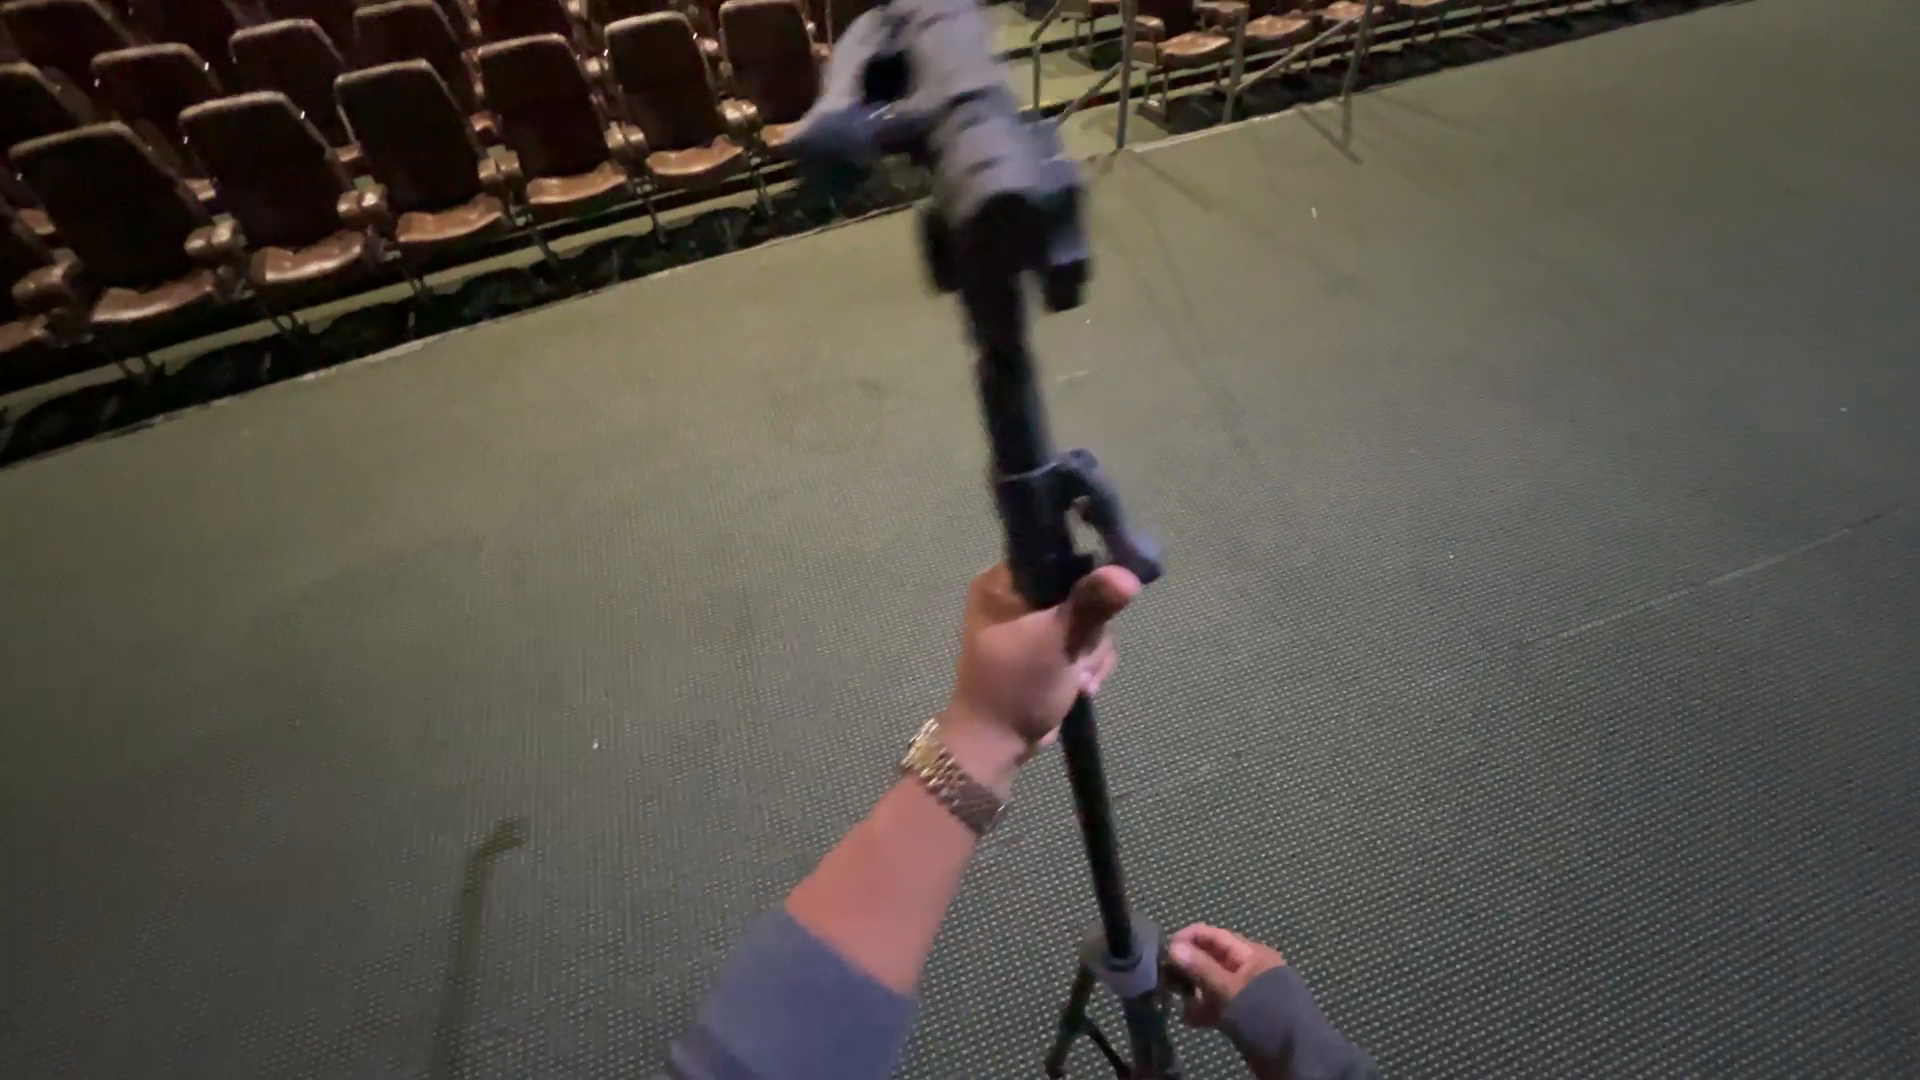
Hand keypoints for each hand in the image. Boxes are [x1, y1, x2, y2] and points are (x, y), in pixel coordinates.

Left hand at [937, 563, 1140, 795]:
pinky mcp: (1049, 649)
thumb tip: (1128, 574)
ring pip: (1089, 621)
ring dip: (1090, 655)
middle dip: (1089, 632)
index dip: (1083, 578)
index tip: (1093, 608)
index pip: (1055, 556)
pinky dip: (1088, 666)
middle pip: (1080, 592)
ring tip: (1076, 679)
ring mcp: (1034, 624)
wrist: (997, 743)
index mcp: (1002, 583)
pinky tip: (1080, 687)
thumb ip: (1090, 606)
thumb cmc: (1015, 687)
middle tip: (1076, 656)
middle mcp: (1016, 597)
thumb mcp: (1055, 642)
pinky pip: (1085, 643)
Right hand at [1168, 924, 1286, 1028]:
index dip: (1188, 938)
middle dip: (1188, 965)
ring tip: (1174, 998)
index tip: (1165, 949)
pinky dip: (1204, 1009)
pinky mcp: (1246, 1015)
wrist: (1297, 1060)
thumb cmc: (1264, 1015)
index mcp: (1250, 954)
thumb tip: (1173, 946)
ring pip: (1214, 983)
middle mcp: (1248, 968)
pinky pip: (1220, 1004)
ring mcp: (1247, 993)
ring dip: (1194, 989)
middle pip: (1212, 958)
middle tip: (1166, 976)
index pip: (1214, 935)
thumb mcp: (1230, 990)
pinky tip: (1188, 1019)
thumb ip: (1201, 967)